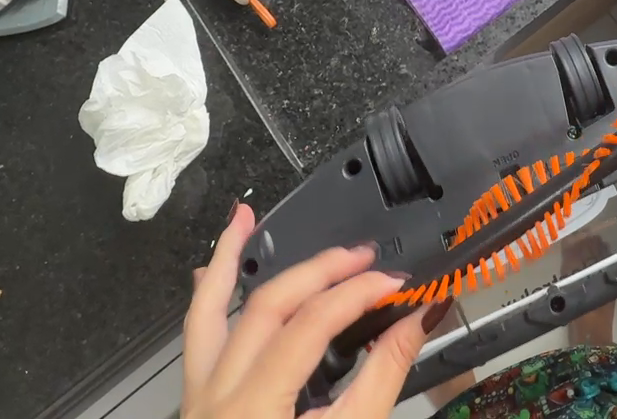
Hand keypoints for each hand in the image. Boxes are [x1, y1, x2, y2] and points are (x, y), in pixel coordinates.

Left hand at [183, 204, 446, 418]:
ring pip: (206, 314)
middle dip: (320, 270)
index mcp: (253, 410)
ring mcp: (197, 401)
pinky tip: (212, 268)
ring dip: (228, 262)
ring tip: (242, 217)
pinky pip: (196, 340)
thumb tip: (420, 315)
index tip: (400, 284)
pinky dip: (208, 298)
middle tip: (364, 256)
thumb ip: (383, 375)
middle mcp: (214, 398)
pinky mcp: (197, 406)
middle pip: (268, 306)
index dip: (359, 293)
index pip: (311, 324)